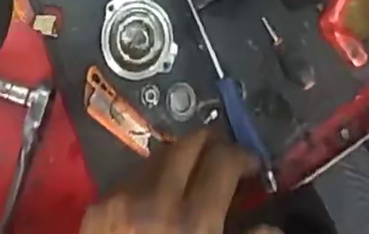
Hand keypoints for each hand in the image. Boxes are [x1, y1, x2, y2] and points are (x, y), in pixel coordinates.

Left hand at [77, 130, 271, 233]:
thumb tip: (271, 226)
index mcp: (193, 222)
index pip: (224, 161)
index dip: (243, 157)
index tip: (253, 167)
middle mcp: (156, 199)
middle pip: (190, 144)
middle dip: (213, 145)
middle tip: (226, 159)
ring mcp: (122, 199)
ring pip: (160, 154)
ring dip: (181, 160)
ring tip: (193, 178)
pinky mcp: (96, 209)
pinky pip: (132, 178)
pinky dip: (151, 181)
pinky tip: (158, 201)